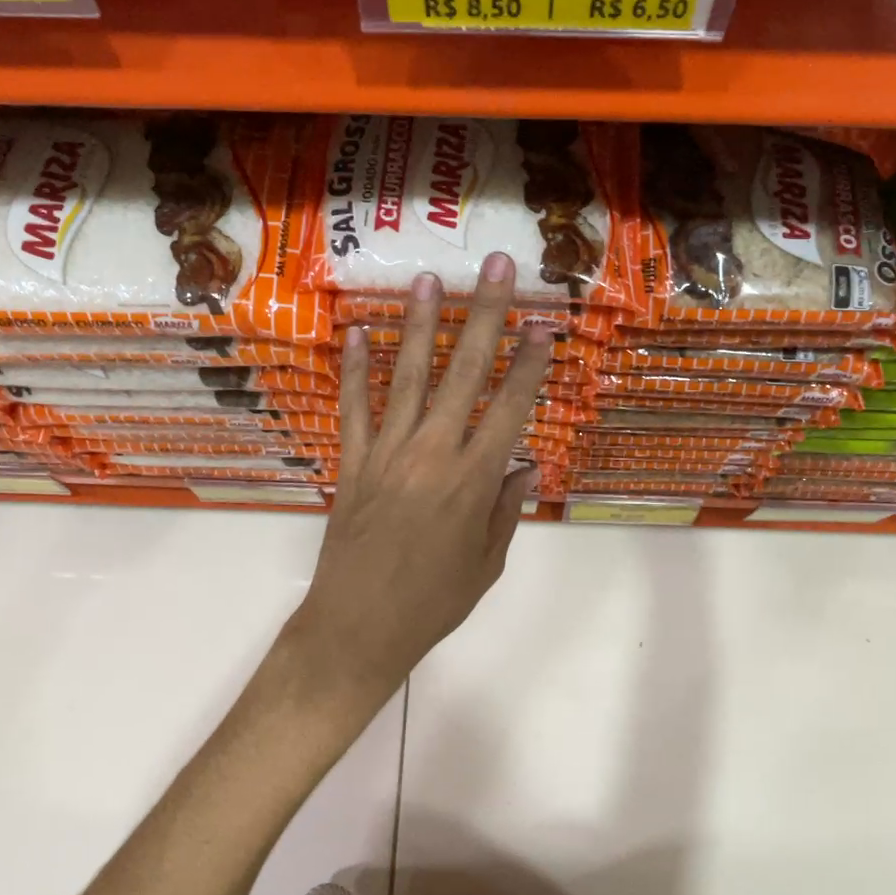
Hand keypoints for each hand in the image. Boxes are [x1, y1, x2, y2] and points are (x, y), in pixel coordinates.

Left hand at [279, 251, 552, 702]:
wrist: (359, 627)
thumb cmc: (433, 603)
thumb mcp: (486, 563)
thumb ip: (505, 509)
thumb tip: (523, 465)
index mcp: (473, 481)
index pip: (510, 408)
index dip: (529, 363)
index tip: (543, 323)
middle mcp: (432, 454)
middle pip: (464, 374)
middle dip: (484, 316)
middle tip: (496, 268)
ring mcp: (386, 454)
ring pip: (409, 378)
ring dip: (420, 326)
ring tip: (428, 281)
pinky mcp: (352, 463)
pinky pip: (353, 409)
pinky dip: (356, 371)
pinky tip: (359, 333)